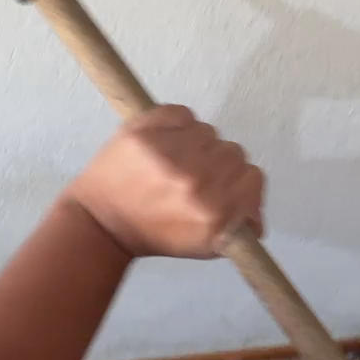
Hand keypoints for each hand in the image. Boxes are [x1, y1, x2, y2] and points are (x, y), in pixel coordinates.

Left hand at [64, 105, 264, 258]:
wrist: (100, 222)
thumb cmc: (155, 235)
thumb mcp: (205, 245)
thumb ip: (239, 227)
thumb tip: (258, 215)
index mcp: (214, 213)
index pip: (253, 178)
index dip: (241, 184)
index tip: (225, 188)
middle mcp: (195, 182)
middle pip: (233, 152)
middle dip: (218, 164)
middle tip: (194, 178)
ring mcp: (169, 153)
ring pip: (208, 132)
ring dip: (197, 144)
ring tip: (174, 162)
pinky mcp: (145, 129)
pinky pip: (182, 113)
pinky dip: (176, 124)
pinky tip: (164, 144)